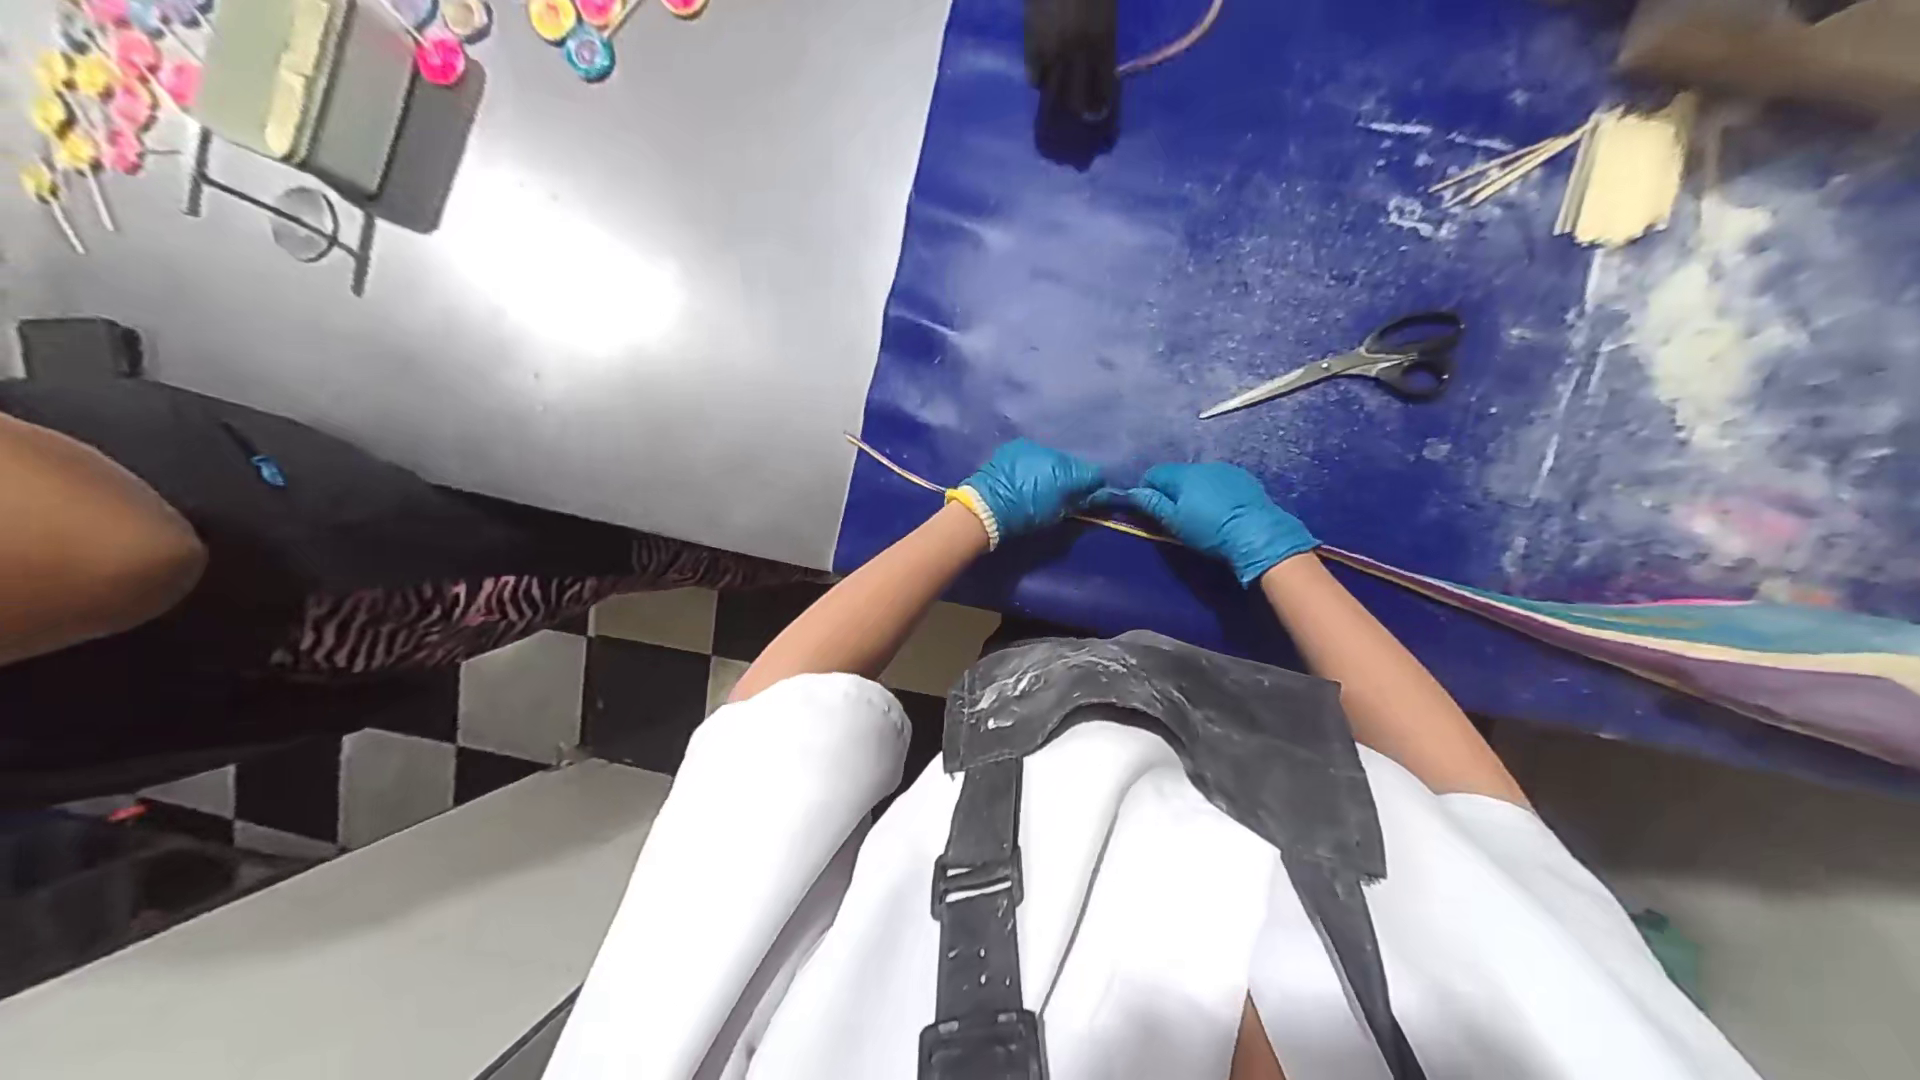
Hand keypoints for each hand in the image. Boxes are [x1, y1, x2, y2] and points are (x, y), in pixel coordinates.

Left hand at [953, 439, 1105, 547]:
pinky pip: (1034, 454)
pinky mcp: (1016, 446)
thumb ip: (1078, 502)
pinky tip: (1027, 475)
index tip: (1091, 497)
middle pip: (1073, 464)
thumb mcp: (1056, 514)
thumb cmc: (1024, 517)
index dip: (1094, 487)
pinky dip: (1035, 464)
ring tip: (1043, 484)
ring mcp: (1033, 447)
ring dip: (1052, 469)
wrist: (986, 507)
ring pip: (1054, 457)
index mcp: (1067, 471)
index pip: (1093, 473)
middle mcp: (1053, 453)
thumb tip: (1095, 497)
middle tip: (1066, 492)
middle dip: (1072, 477)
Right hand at [1095, 463, 1316, 586]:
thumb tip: (1133, 492)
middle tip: (1176, 516)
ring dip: (1194, 491)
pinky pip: (1219, 481)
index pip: (1153, 474)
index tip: (1152, 510)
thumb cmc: (1210, 530)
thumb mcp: (1175, 522)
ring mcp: (1226, 470)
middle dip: (1172, 491)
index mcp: (1182, 474)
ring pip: (1199, 477)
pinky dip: (1214, 491)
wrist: (1258, 534)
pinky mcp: (1244, 479)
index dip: (1147, 491)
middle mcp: (1203, 466)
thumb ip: (1153, 505)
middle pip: (1177, 474)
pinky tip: (1221, 510)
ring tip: (1201, 514)